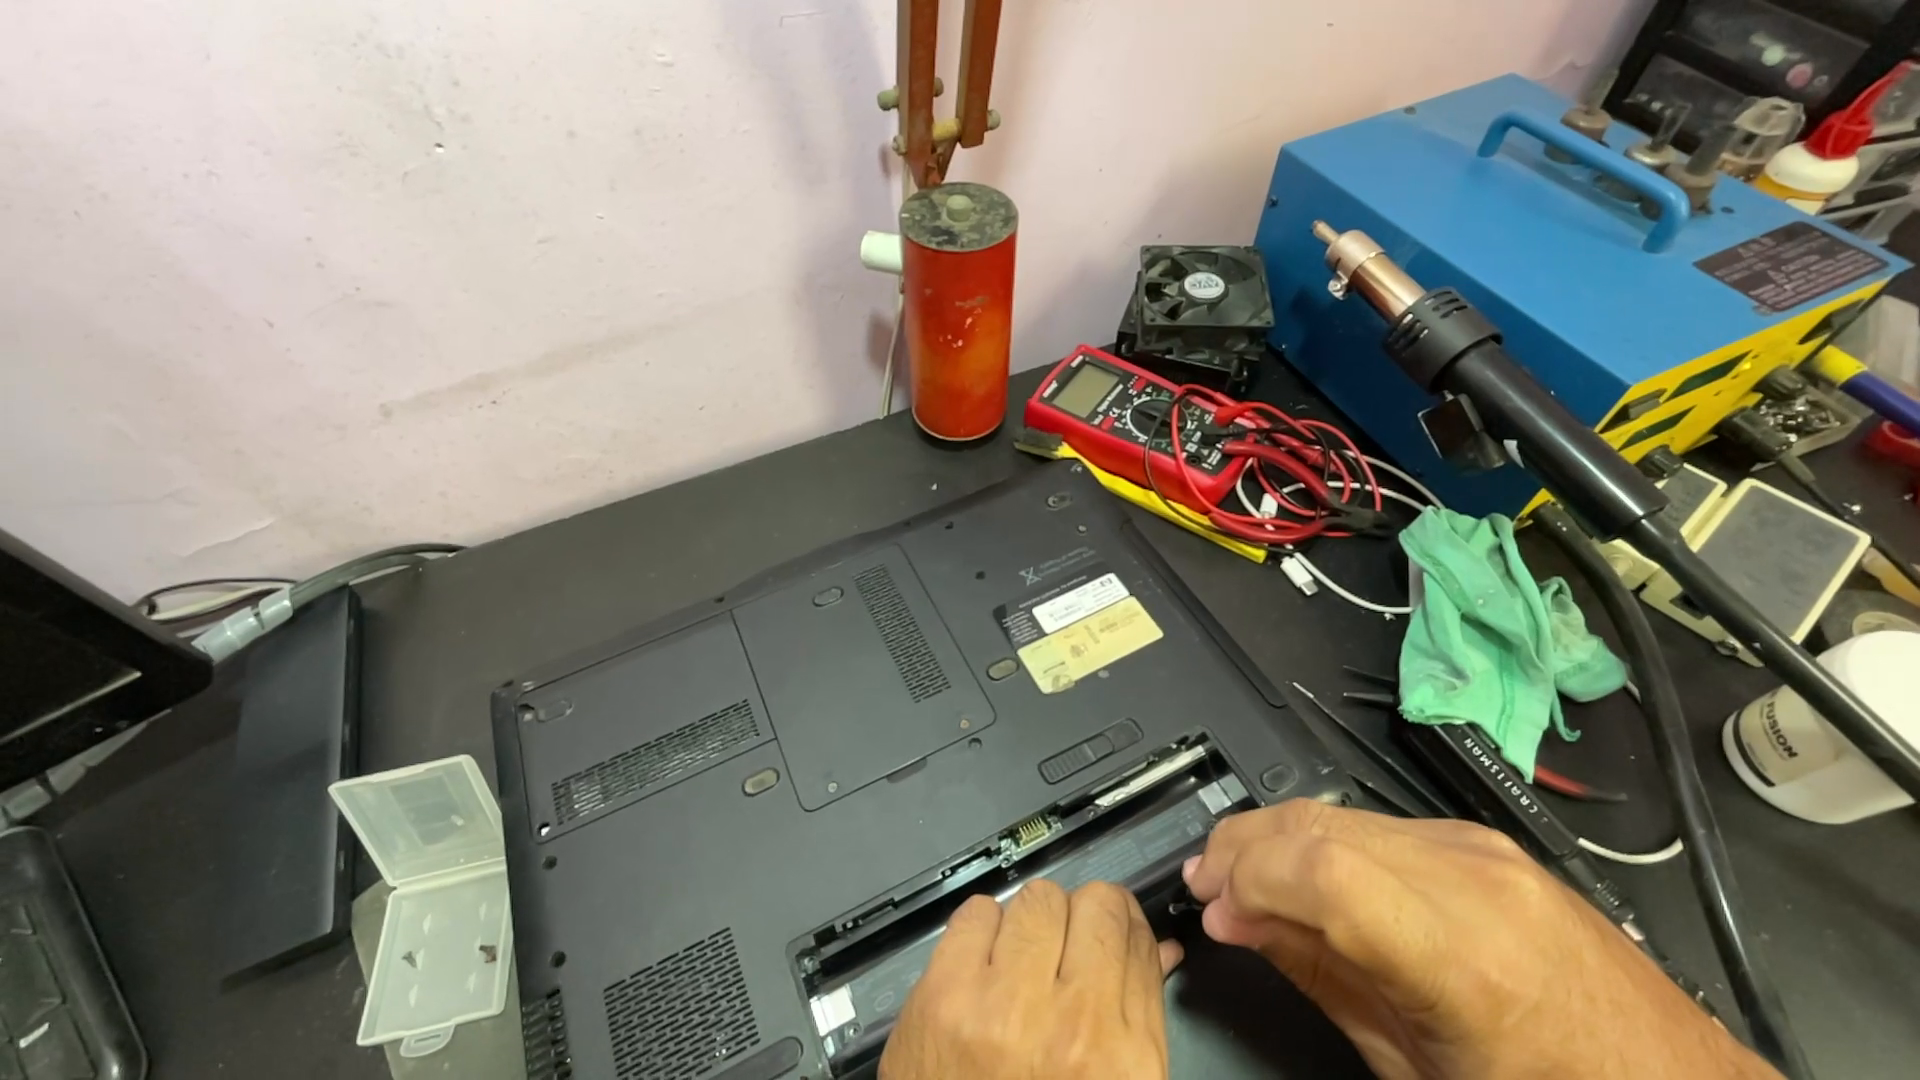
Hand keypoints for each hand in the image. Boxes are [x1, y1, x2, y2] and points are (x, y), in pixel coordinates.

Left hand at [879, 880, 1183, 1079]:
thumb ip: (1140, 1013)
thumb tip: (1159, 946)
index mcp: (1126, 1057)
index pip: (1135, 940)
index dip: (1122, 926)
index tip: (1108, 931)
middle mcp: (1073, 1023)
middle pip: (1094, 906)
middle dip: (1082, 920)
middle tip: (1062, 948)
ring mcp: (1004, 1004)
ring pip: (1038, 899)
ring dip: (1033, 921)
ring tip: (1020, 959)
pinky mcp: (944, 994)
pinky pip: (977, 911)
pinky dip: (982, 928)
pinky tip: (982, 964)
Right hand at [1184, 800, 1780, 1079]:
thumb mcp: (1415, 1068)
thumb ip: (1320, 979)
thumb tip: (1241, 922)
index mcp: (1464, 954)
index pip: (1322, 870)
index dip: (1249, 876)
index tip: (1214, 909)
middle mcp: (1473, 878)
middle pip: (1318, 824)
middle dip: (1243, 846)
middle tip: (1205, 885)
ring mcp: (1480, 848)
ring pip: (1336, 810)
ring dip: (1273, 836)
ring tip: (1237, 876)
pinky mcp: (1482, 839)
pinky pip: (1372, 821)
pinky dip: (1317, 838)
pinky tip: (1299, 871)